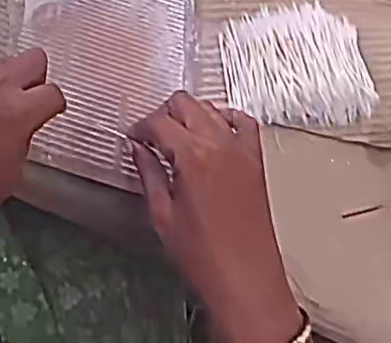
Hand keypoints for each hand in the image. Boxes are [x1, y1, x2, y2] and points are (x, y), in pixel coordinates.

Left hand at [0, 50, 64, 229]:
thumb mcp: (12, 171)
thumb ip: (26, 135)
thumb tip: (28, 119)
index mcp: (18, 111)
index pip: (53, 92)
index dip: (53, 107)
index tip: (47, 116)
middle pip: (35, 58)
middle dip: (36, 79)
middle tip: (25, 102)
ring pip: (6, 61)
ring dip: (7, 80)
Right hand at [130, 93, 303, 342]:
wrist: (248, 287)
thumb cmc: (206, 260)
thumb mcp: (163, 215)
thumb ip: (148, 173)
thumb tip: (139, 150)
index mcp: (192, 156)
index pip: (157, 122)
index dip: (140, 128)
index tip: (135, 138)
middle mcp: (218, 145)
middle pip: (183, 103)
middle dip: (162, 115)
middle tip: (152, 136)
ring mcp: (240, 150)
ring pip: (209, 106)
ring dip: (190, 114)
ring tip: (177, 135)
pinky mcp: (255, 161)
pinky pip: (243, 122)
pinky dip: (226, 117)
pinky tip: (214, 128)